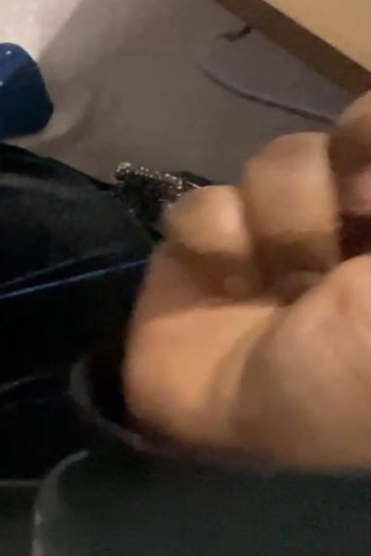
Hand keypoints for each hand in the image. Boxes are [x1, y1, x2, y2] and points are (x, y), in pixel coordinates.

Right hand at [124, 92, 370, 470]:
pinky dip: (212, 241)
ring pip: (275, 162)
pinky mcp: (200, 251)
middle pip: (349, 133)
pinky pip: (200, 203)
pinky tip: (229, 282)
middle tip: (353, 227)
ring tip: (288, 279)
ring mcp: (281, 233)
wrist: (254, 426)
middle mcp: (364, 215)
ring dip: (281, 220)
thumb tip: (364, 130)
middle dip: (344, 175)